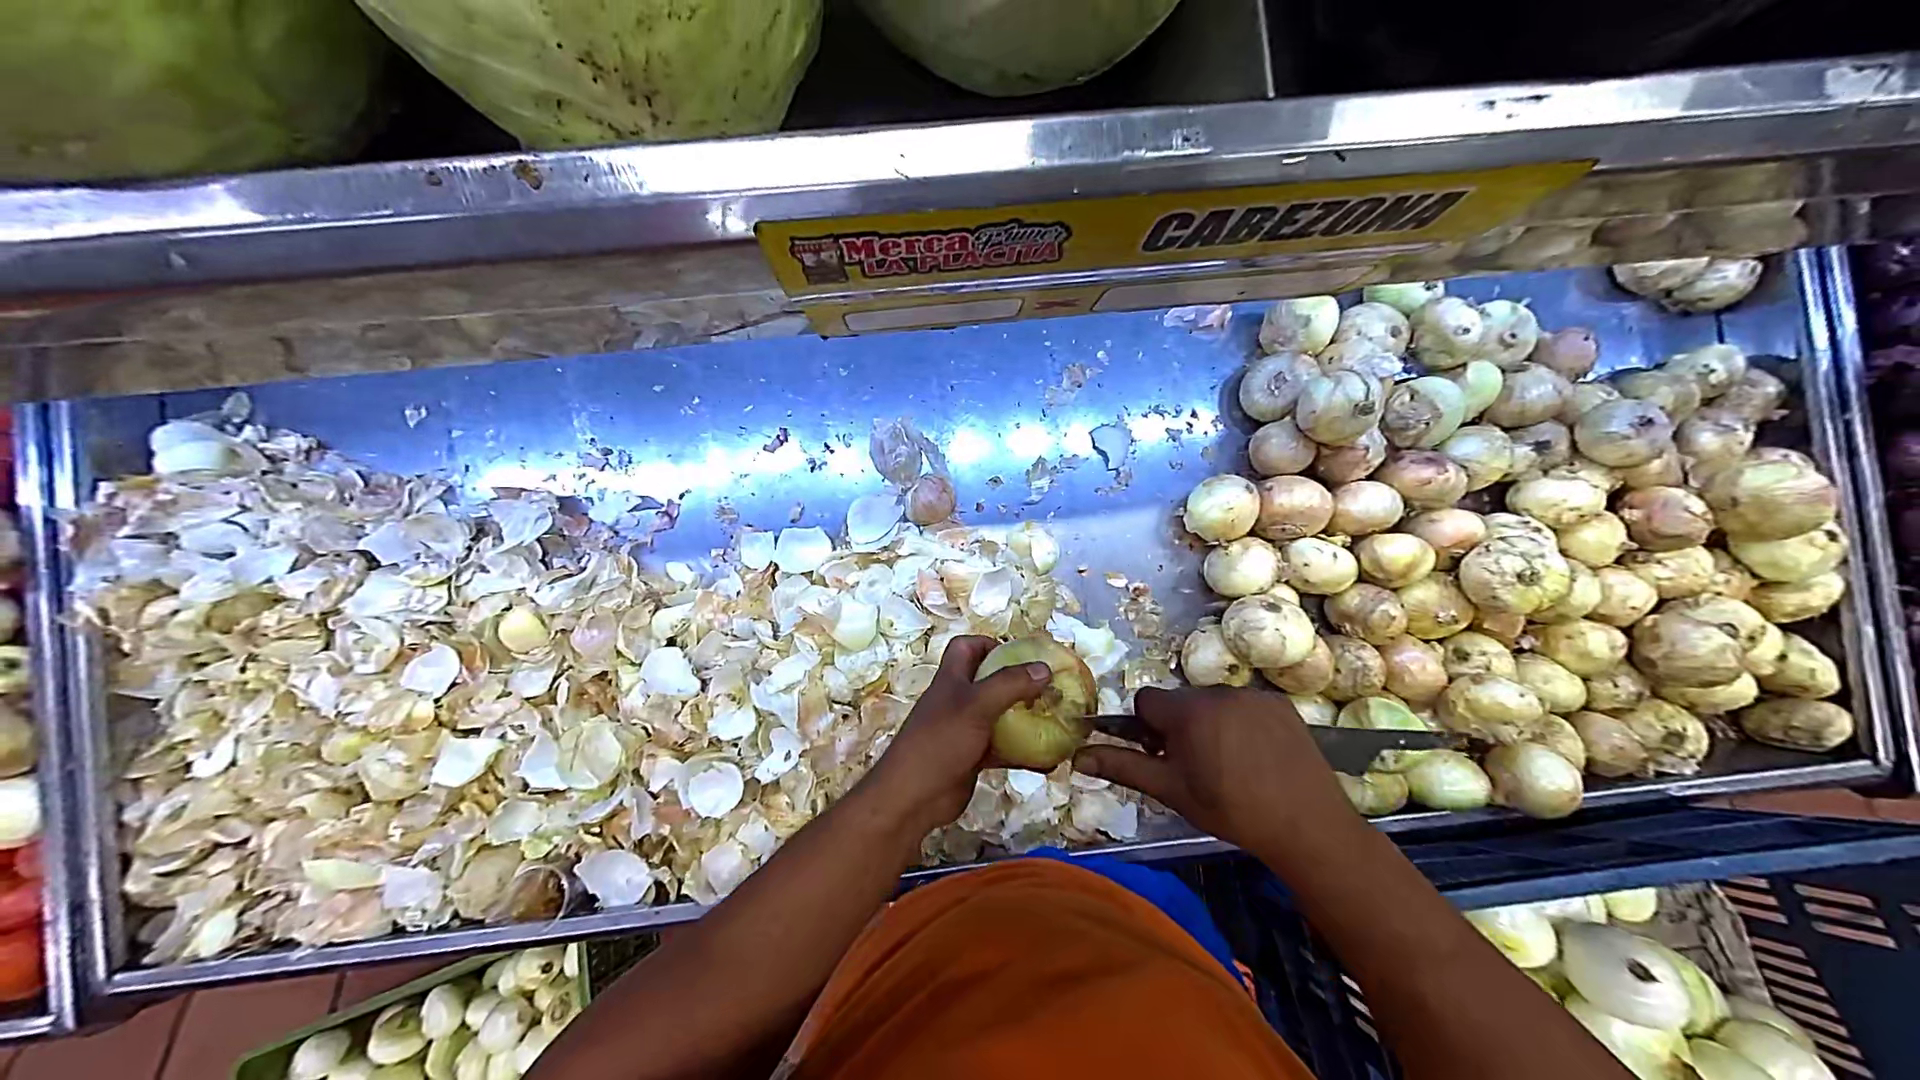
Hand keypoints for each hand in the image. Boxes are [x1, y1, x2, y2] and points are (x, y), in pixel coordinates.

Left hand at [860, 636, 1052, 834]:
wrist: (913, 797)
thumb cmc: (940, 741)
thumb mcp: (976, 705)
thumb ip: (1010, 684)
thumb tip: (1044, 668)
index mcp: (951, 679)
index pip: (966, 647)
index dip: (988, 644)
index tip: (1018, 655)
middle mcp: (957, 701)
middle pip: (987, 681)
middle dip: (1016, 683)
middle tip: (1047, 689)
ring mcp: (964, 730)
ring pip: (998, 716)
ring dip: (1023, 719)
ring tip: (1054, 721)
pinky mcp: (972, 758)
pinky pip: (1003, 749)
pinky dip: (1023, 753)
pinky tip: (1047, 761)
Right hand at [1073, 686, 1356, 854]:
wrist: (1308, 825)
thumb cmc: (1230, 810)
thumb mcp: (1171, 790)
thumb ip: (1122, 766)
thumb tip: (1078, 757)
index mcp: (1187, 711)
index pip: (1146, 700)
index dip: (1148, 728)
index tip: (1165, 756)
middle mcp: (1217, 692)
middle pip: (1180, 701)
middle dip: (1179, 726)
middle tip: (1197, 765)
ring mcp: (1252, 695)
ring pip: (1211, 702)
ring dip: (1210, 723)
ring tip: (1231, 763)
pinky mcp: (1279, 703)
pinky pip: (1244, 704)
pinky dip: (1241, 722)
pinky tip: (1257, 755)